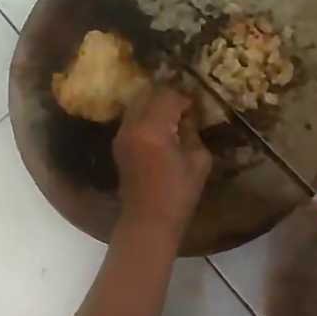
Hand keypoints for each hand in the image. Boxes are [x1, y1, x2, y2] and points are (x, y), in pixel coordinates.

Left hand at [115, 88, 211, 233]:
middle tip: (186, 103)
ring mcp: (120, 136)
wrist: (148, 220)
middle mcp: (131, 127)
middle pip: (148, 96)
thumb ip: (192, 132)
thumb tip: (188, 117)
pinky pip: (131, 120)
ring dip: (154, 104)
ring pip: (136, 106)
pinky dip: (145, 117)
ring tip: (174, 113)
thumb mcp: (198, 160)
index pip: (168, 97)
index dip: (185, 96)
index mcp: (152, 129)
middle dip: (168, 95)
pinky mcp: (118, 146)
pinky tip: (160, 127)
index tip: (199, 102)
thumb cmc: (178, 193)